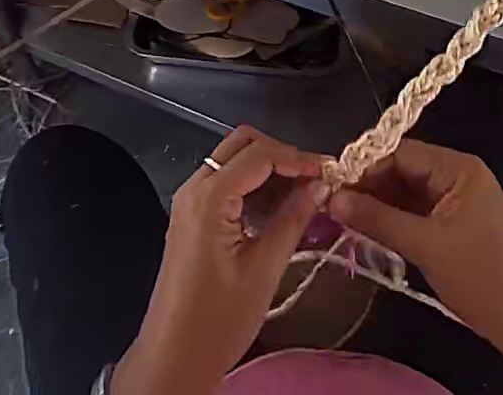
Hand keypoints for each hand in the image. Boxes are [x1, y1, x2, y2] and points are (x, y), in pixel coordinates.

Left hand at [113, 126, 326, 394]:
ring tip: (303, 191)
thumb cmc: (219, 319)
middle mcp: (195, 186)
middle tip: (314, 177)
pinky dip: (253, 183)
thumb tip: (320, 186)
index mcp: (210, 196)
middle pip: (243, 143)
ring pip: (233, 157)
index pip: (259, 154)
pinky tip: (278, 205)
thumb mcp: (264, 269)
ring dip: (268, 166)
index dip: (298, 158)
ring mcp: (190, 198)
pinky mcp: (192, 213)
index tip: (328, 171)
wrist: (173, 359)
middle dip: (281, 153)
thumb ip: (293, 219)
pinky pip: (226, 179)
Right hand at [327, 140, 502, 362]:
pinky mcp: (454, 224)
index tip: (331, 182)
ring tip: (342, 215)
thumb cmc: (483, 277)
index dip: (365, 166)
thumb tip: (332, 198)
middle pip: (402, 170)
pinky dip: (393, 219)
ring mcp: (457, 200)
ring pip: (406, 192)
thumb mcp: (425, 246)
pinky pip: (415, 211)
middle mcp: (457, 175)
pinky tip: (367, 227)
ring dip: (378, 204)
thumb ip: (377, 218)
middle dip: (369, 186)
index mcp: (458, 167)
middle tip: (331, 202)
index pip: (400, 153)